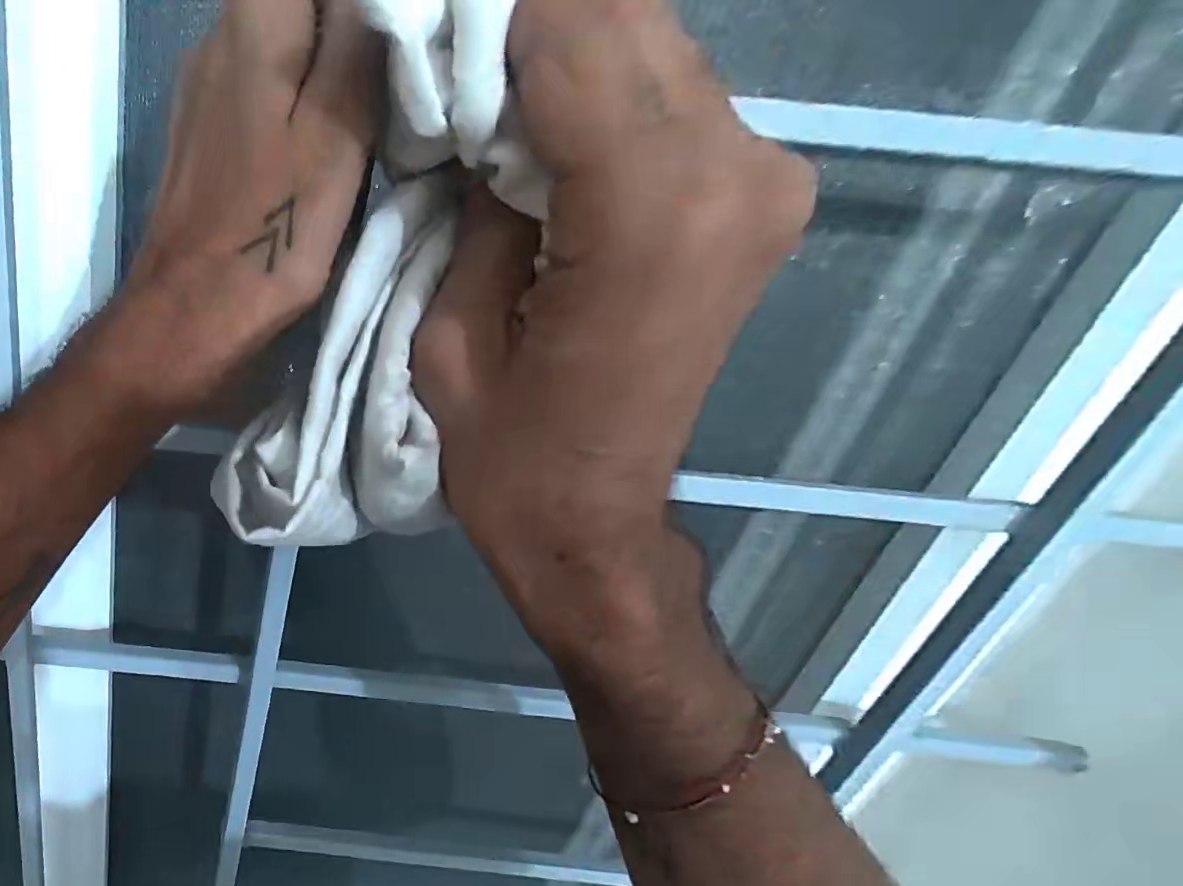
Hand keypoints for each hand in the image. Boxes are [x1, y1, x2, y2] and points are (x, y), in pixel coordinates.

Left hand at [124, 0, 382, 409]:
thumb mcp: (335, 135)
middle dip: (352, 33)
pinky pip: (257, 91)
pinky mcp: (198, 140)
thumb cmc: (268, 236)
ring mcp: (199, 92)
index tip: (393, 58)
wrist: (186, 318)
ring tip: (364, 118)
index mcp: (253, 24)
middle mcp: (214, 40)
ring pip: (279, 48)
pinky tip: (314, 146)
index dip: (367, 10)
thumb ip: (359, 42)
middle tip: (391, 88)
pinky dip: (294, 103)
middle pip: (299, 5)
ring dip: (326, 69)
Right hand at [411, 0, 813, 650]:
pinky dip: (602, 97)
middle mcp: (735, 170)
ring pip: (656, 52)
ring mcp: (764, 180)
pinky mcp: (757, 200)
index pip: (575, 37)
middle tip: (453, 46)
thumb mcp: (451, 337)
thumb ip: (478, 209)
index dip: (494, 15)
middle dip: (531, 21)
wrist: (590, 524)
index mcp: (646, 213)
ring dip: (566, 55)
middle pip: (628, 23)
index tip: (431, 19)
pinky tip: (541, 129)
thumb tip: (483, 118)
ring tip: (487, 89)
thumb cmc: (507, 457)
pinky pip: (673, 106)